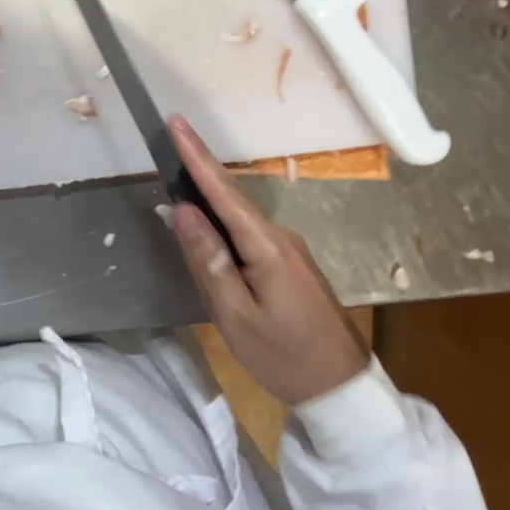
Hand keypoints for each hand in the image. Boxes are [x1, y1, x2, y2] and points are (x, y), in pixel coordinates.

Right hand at [167, 116, 369, 405]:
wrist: (341, 389)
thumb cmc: (283, 356)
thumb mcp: (236, 316)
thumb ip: (209, 261)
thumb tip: (183, 210)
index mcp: (267, 247)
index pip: (224, 191)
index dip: (197, 155)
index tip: (175, 121)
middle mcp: (280, 236)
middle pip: (231, 197)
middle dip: (199, 168)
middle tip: (168, 141)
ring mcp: (289, 249)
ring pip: (239, 219)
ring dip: (209, 203)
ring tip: (177, 194)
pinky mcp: (290, 263)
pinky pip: (249, 235)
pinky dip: (224, 227)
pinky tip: (208, 238)